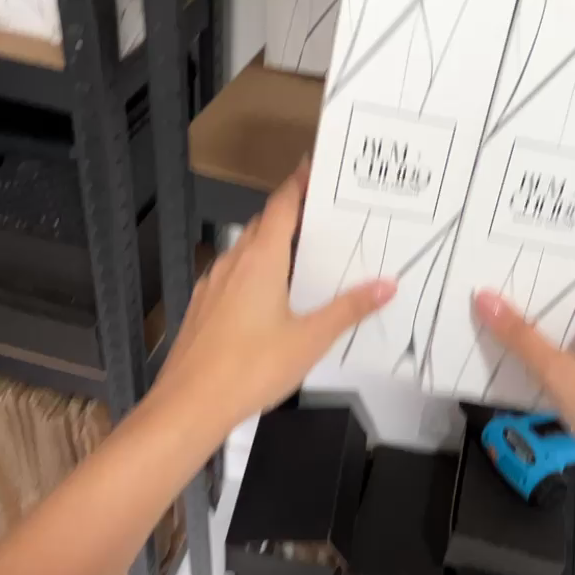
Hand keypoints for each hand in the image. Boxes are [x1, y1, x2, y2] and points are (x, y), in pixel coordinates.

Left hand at [152, 161, 394, 435]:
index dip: (298, 183)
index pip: (281, 205)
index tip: (313, 167)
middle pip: (263, 225)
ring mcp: (213, 285)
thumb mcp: (311, 339)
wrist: (189, 406)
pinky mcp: (203, 308)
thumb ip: (350, 308)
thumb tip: (385, 285)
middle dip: (290, 215)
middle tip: (321, 216)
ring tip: (301, 257)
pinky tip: (267, 300)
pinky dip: (253, 273)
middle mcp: (233, 264)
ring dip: (271, 245)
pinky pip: (232, 277)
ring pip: (245, 251)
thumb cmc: (249, 369)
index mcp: (261, 260)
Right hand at [473, 267, 574, 487]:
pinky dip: (569, 351)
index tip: (537, 251)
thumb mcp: (560, 373)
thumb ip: (522, 337)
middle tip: (515, 281)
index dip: (572, 259)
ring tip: (519, 315)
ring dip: (561, 324)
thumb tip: (485, 296)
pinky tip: (542, 361)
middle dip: (556, 291)